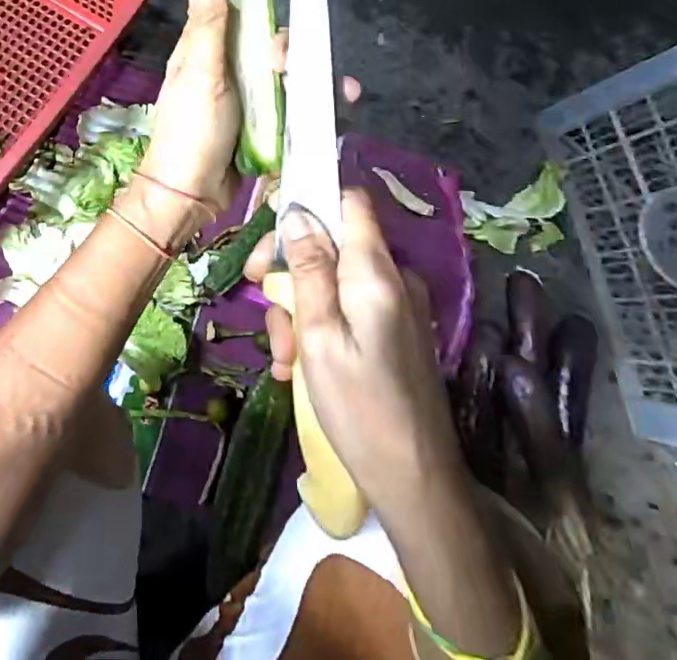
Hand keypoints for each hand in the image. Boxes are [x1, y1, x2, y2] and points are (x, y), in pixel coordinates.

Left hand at [133, 0, 356, 237]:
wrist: (192, 194)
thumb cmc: (190, 131)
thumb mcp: (200, 73)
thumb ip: (209, 24)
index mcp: (206, 47)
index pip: (233, 2)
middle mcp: (229, 65)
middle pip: (268, 36)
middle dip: (288, 41)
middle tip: (284, 63)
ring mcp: (249, 94)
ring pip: (288, 67)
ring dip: (311, 70)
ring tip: (331, 85)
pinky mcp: (266, 119)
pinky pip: (294, 99)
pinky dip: (316, 97)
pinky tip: (338, 100)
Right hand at [249, 189, 465, 515]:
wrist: (416, 476)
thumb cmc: (360, 408)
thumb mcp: (319, 337)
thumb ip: (309, 271)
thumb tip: (298, 213)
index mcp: (376, 271)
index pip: (349, 201)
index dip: (308, 201)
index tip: (270, 231)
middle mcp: (393, 277)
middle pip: (334, 243)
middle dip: (291, 270)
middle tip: (260, 300)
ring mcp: (398, 304)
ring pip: (335, 281)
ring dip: (301, 309)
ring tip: (284, 360)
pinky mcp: (397, 329)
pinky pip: (351, 308)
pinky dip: (322, 327)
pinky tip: (301, 368)